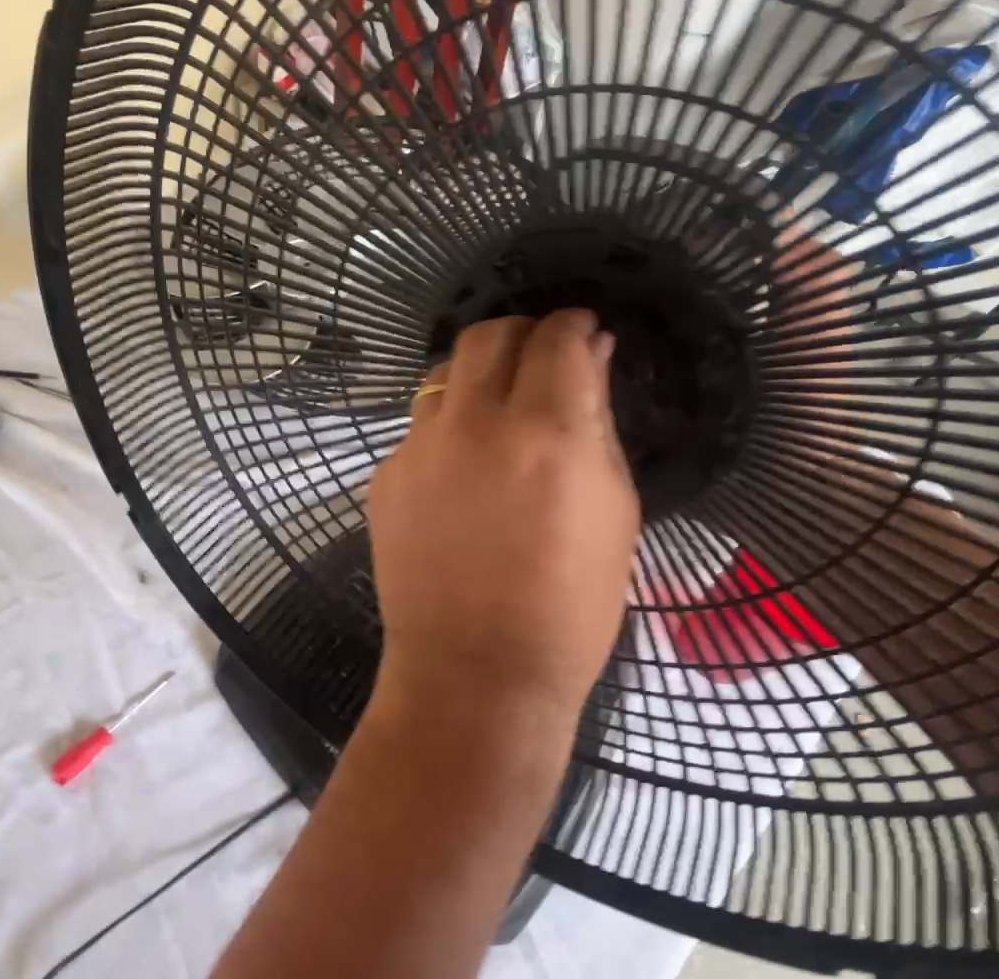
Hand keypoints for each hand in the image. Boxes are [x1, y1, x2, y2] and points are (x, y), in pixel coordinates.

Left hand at [367, 309, 641, 714]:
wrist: (475, 674)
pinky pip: (420, 428)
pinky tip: (464, 469)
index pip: (558, 339)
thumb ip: (599, 424)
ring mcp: (418, 450)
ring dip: (479, 374)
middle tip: (544, 356)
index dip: (576, 325)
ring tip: (501, 406)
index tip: (586, 332)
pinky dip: (448, 429)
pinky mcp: (384, 476)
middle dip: (524, 332)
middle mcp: (474, 426)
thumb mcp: (614, 511)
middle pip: (490, 335)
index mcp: (547, 435)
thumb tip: (592, 358)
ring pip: (444, 373)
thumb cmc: (569, 608)